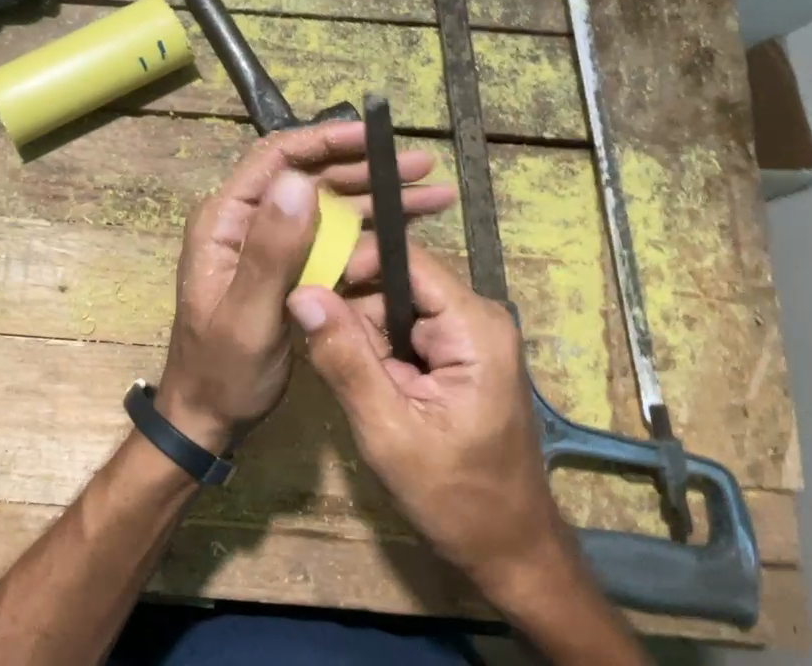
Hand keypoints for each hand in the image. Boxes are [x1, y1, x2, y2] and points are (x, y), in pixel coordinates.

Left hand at [156, 121, 454, 452]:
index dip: (325, 141)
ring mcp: (266, 244)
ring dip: (376, 198)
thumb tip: (300, 181)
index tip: (374, 137)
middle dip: (365, 168)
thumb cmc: (222, 370)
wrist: (208, 415)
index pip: (276, 160)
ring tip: (432, 195)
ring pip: (326, 205)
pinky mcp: (286, 267)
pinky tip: (407, 232)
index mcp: (224, 221)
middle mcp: (244, 221)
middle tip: (423, 167)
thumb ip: (270, 251)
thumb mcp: (248, 315)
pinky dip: (368, 231)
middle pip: (309, 177)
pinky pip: (330, 237)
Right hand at [286, 244, 576, 604]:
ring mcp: (470, 337)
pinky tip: (376, 392)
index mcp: (473, 326)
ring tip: (361, 390)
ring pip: (393, 311)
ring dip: (365, 343)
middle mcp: (477, 317)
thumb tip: (302, 293)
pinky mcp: (460, 356)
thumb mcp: (388, 432)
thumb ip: (345, 359)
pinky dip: (381, 357)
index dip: (352, 266)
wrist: (509, 551)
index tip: (308, 295)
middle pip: (394, 285)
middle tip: (336, 368)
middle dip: (356, 318)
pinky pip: (404, 334)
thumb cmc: (455, 498)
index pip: (402, 259)